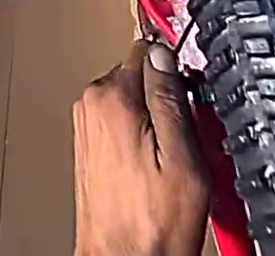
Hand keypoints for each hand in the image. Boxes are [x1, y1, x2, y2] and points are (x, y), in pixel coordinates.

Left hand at [73, 41, 208, 255]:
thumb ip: (171, 98)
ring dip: (149, 117)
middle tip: (182, 138)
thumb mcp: (183, 160)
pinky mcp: (86, 138)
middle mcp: (92, 100)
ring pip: (128, 96)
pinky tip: (148, 167)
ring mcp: (86, 120)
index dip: (174, 70)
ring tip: (164, 160)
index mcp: (113, 96)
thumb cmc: (153, 225)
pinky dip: (134, 132)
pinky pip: (117, 117)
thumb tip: (164, 53)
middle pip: (137, 73)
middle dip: (162, 96)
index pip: (146, 50)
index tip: (189, 93)